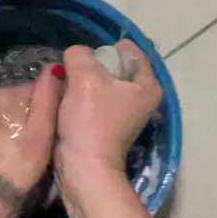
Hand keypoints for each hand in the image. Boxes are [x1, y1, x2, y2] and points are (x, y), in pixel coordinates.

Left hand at [0, 63, 64, 194]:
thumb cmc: (21, 162)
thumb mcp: (42, 130)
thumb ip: (47, 96)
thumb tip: (54, 67)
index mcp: (9, 93)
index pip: (39, 89)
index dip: (50, 108)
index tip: (53, 128)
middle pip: (24, 99)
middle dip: (33, 115)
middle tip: (42, 140)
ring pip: (11, 111)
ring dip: (21, 124)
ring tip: (28, 147)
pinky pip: (0, 123)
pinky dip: (8, 132)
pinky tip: (13, 149)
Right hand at [56, 40, 161, 182]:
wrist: (84, 167)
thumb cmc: (91, 121)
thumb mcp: (84, 77)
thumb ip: (79, 55)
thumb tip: (75, 55)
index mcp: (148, 85)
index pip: (129, 50)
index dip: (105, 50)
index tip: (85, 61)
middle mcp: (143, 98)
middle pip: (114, 66)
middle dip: (91, 66)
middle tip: (73, 74)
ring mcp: (126, 113)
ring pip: (101, 83)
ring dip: (83, 82)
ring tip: (68, 89)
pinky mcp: (109, 124)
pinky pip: (95, 99)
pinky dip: (82, 98)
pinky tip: (68, 103)